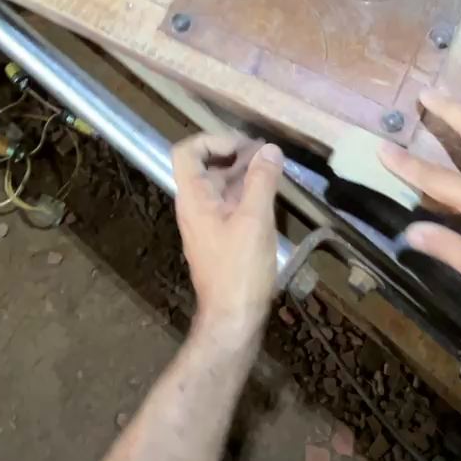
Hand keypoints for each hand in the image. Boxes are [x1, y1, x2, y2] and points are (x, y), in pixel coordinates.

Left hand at [171, 134, 283, 338]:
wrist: (233, 321)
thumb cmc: (239, 270)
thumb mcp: (254, 220)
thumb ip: (261, 181)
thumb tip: (269, 149)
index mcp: (193, 198)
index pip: (187, 152)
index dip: (212, 139)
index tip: (242, 146)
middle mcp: (195, 206)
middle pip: (206, 166)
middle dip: (235, 153)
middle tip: (266, 152)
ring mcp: (207, 223)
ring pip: (221, 185)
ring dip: (244, 172)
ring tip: (273, 167)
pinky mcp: (220, 237)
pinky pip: (230, 204)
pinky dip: (247, 192)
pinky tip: (270, 193)